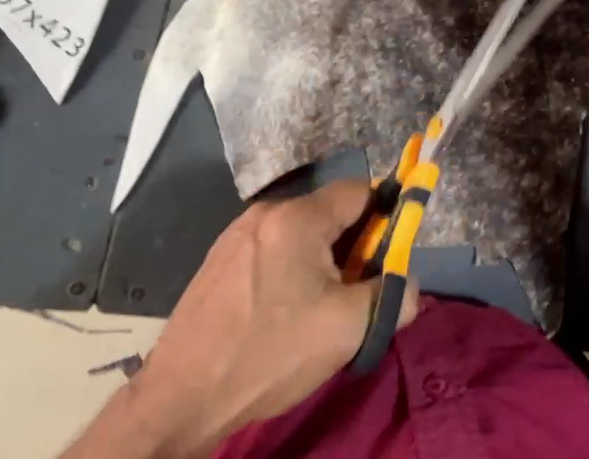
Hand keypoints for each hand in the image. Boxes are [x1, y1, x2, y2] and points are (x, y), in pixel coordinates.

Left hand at [63, 179, 417, 457]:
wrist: (182, 397)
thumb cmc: (271, 353)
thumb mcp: (348, 328)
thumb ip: (392, 295)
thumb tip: (406, 284)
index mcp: (297, 218)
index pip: (359, 191)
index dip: (384, 219)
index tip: (387, 259)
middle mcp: (265, 213)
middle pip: (328, 214)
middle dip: (352, 249)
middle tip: (353, 295)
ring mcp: (235, 236)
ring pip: (300, 236)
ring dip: (321, 264)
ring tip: (317, 312)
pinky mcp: (218, 263)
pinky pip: (272, 253)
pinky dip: (290, 274)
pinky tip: (281, 317)